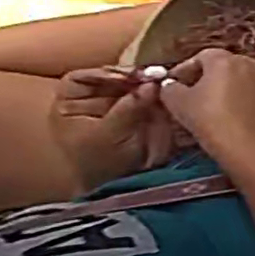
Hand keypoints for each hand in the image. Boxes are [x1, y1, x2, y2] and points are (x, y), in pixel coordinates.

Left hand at [49, 65, 176, 191]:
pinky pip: (164, 94)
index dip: (102, 74)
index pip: (82, 78)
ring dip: (158, 81)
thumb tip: (150, 85)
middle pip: (117, 77)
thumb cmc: (106, 161)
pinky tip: (179, 91)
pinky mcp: (157, 110)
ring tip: (171, 82)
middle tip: (157, 76)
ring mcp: (131, 104)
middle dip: (137, 76)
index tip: (127, 77)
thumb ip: (127, 109)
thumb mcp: (109, 134)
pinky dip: (172, 91)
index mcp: (75, 106)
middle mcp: (103, 101)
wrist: (134, 181)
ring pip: (143, 84)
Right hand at [158, 49, 254, 155]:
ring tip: (208, 99)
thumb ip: (170, 85)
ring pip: (241, 74)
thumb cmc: (208, 115)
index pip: (203, 56)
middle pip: (224, 63)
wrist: (246, 138)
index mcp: (226, 60)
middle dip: (206, 74)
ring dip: (225, 82)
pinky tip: (229, 105)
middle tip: (190, 89)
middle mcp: (251, 63)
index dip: (186, 67)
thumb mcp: (175, 99)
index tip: (174, 81)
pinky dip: (241, 91)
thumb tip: (173, 84)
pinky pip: (254, 85)